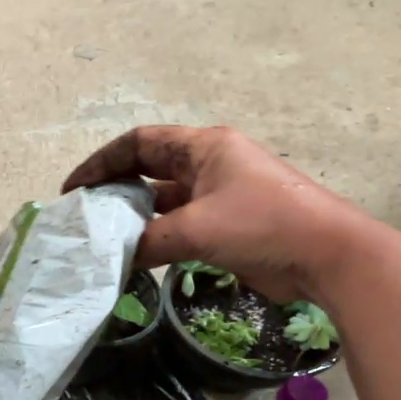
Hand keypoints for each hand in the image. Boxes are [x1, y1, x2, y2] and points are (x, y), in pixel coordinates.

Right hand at [62, 125, 388, 304]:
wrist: (327, 256)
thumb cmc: (263, 226)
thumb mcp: (194, 231)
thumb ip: (146, 241)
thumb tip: (111, 257)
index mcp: (204, 147)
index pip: (138, 143)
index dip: (101, 162)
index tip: (73, 190)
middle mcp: (209, 164)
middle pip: (147, 168)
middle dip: (112, 189)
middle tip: (82, 216)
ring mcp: (218, 194)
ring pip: (160, 199)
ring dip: (131, 216)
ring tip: (100, 238)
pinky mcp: (224, 223)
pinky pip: (175, 224)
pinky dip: (152, 236)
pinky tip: (132, 255)